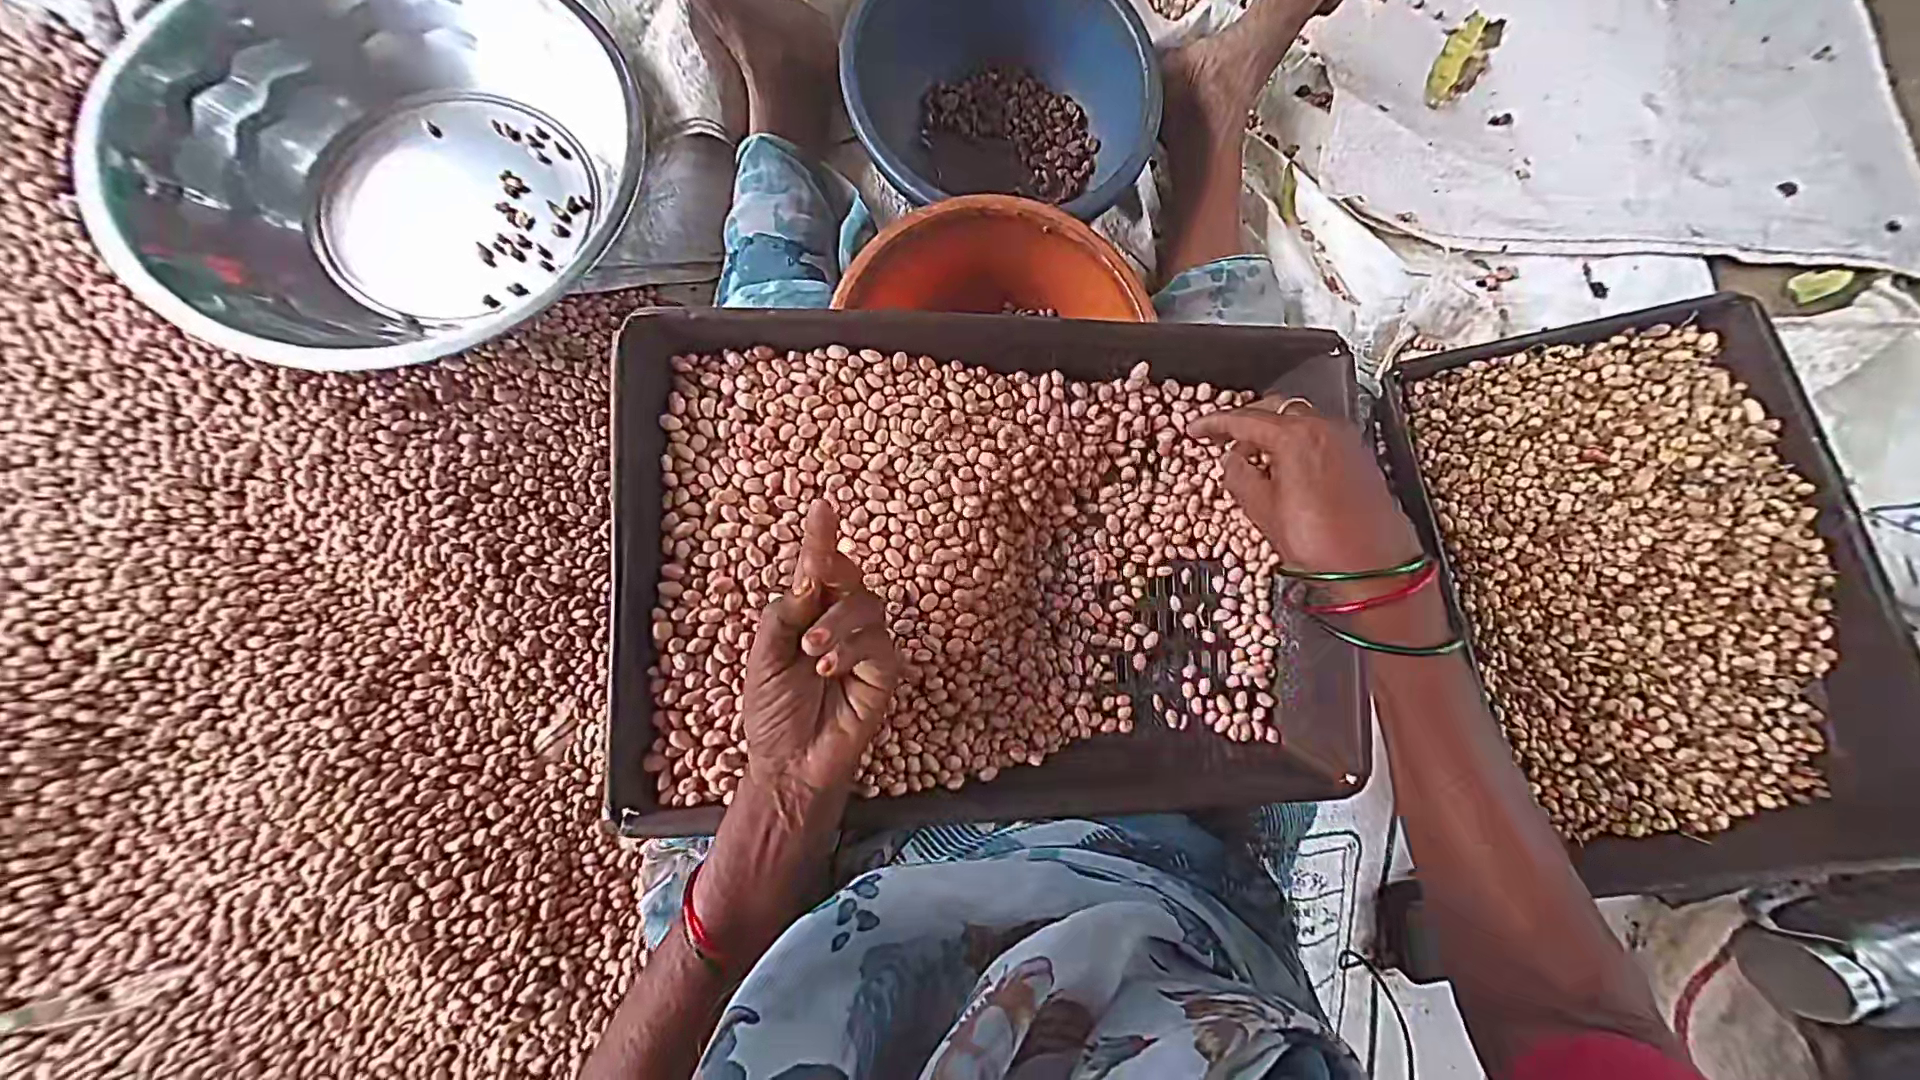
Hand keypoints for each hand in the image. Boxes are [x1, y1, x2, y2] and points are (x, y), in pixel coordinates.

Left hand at [739, 500, 900, 794]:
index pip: (820, 569)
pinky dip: (852, 649)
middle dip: (833, 575)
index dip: (822, 539)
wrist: (788, 763)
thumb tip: (808, 576)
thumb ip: (785, 614)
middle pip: (850, 578)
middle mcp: (841, 622)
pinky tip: (829, 668)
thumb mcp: (763, 656)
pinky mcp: (883, 671)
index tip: (823, 507)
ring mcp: (865, 646)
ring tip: (813, 650)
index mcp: (810, 614)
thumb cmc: (773, 710)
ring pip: (867, 606)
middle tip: (812, 586)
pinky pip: (878, 644)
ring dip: (839, 622)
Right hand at [1188, 400, 1446, 636]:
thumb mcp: (1263, 510)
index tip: (1196, 428)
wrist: (1374, 566)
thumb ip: (1239, 476)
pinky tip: (1281, 466)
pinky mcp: (1357, 456)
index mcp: (1295, 437)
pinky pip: (1317, 435)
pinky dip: (1293, 442)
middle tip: (1221, 437)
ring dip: (1269, 432)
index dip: (1214, 423)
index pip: (1244, 419)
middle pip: (1274, 408)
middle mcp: (1324, 429)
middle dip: (1244, 421)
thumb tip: (1230, 461)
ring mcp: (1344, 440)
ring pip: (1298, 419)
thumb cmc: (1322, 541)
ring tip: (1249, 457)